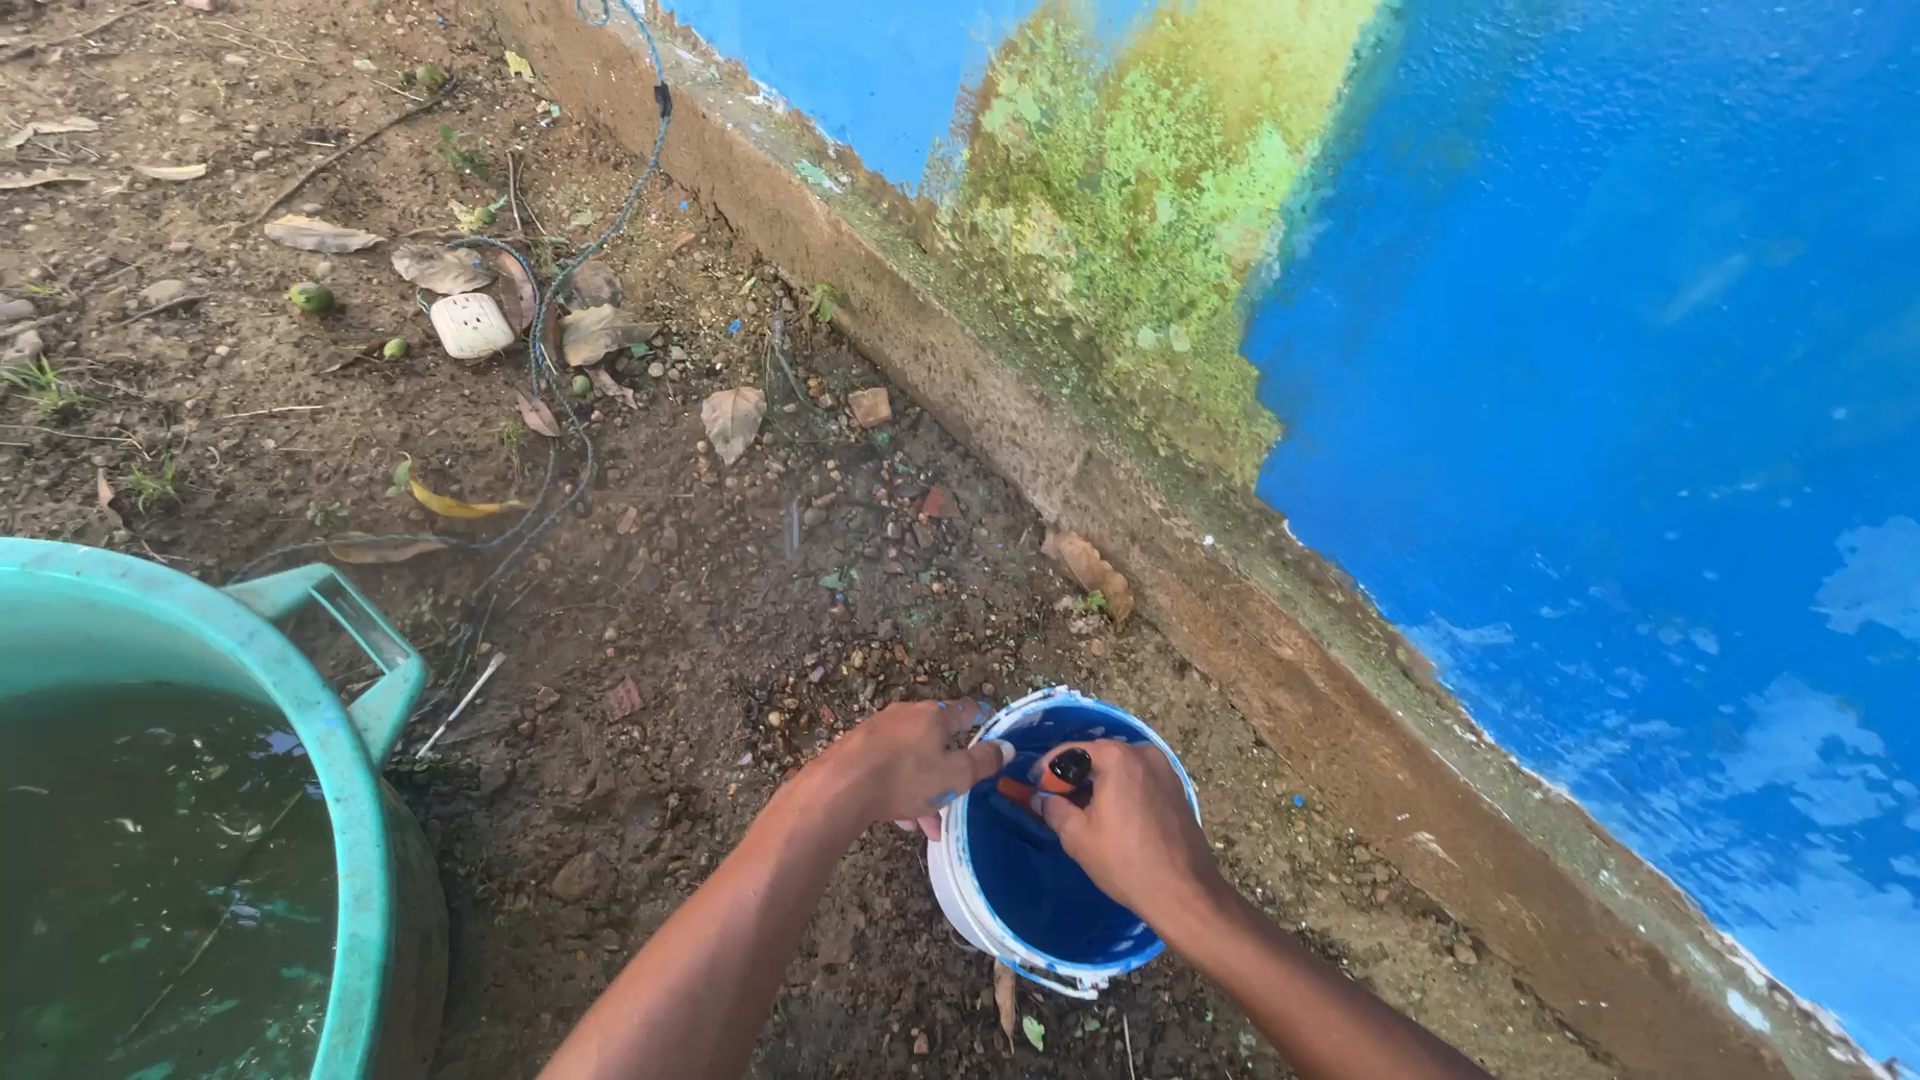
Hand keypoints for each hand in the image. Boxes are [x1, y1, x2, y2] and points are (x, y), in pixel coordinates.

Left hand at [807, 699, 1012, 839]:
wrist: (839, 787)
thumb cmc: (905, 778)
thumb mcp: (955, 776)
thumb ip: (983, 762)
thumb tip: (1006, 746)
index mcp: (935, 715)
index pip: (967, 710)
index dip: (982, 720)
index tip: (989, 728)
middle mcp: (907, 714)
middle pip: (937, 739)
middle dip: (948, 771)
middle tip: (955, 799)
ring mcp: (879, 729)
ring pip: (912, 757)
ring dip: (923, 787)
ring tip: (926, 825)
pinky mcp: (857, 747)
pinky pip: (889, 765)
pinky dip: (899, 787)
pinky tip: (899, 817)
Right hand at [1036, 740, 1224, 927]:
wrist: (1184, 892)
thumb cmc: (1125, 862)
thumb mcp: (1077, 836)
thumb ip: (1053, 809)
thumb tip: (1041, 798)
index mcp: (1117, 757)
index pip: (1071, 751)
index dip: (1047, 768)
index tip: (1033, 785)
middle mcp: (1143, 753)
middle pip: (1096, 755)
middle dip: (1073, 775)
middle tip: (1054, 799)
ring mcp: (1164, 769)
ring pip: (1118, 767)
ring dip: (1097, 782)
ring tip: (1080, 809)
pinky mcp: (1176, 788)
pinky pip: (1137, 778)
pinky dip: (1119, 788)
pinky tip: (1110, 814)